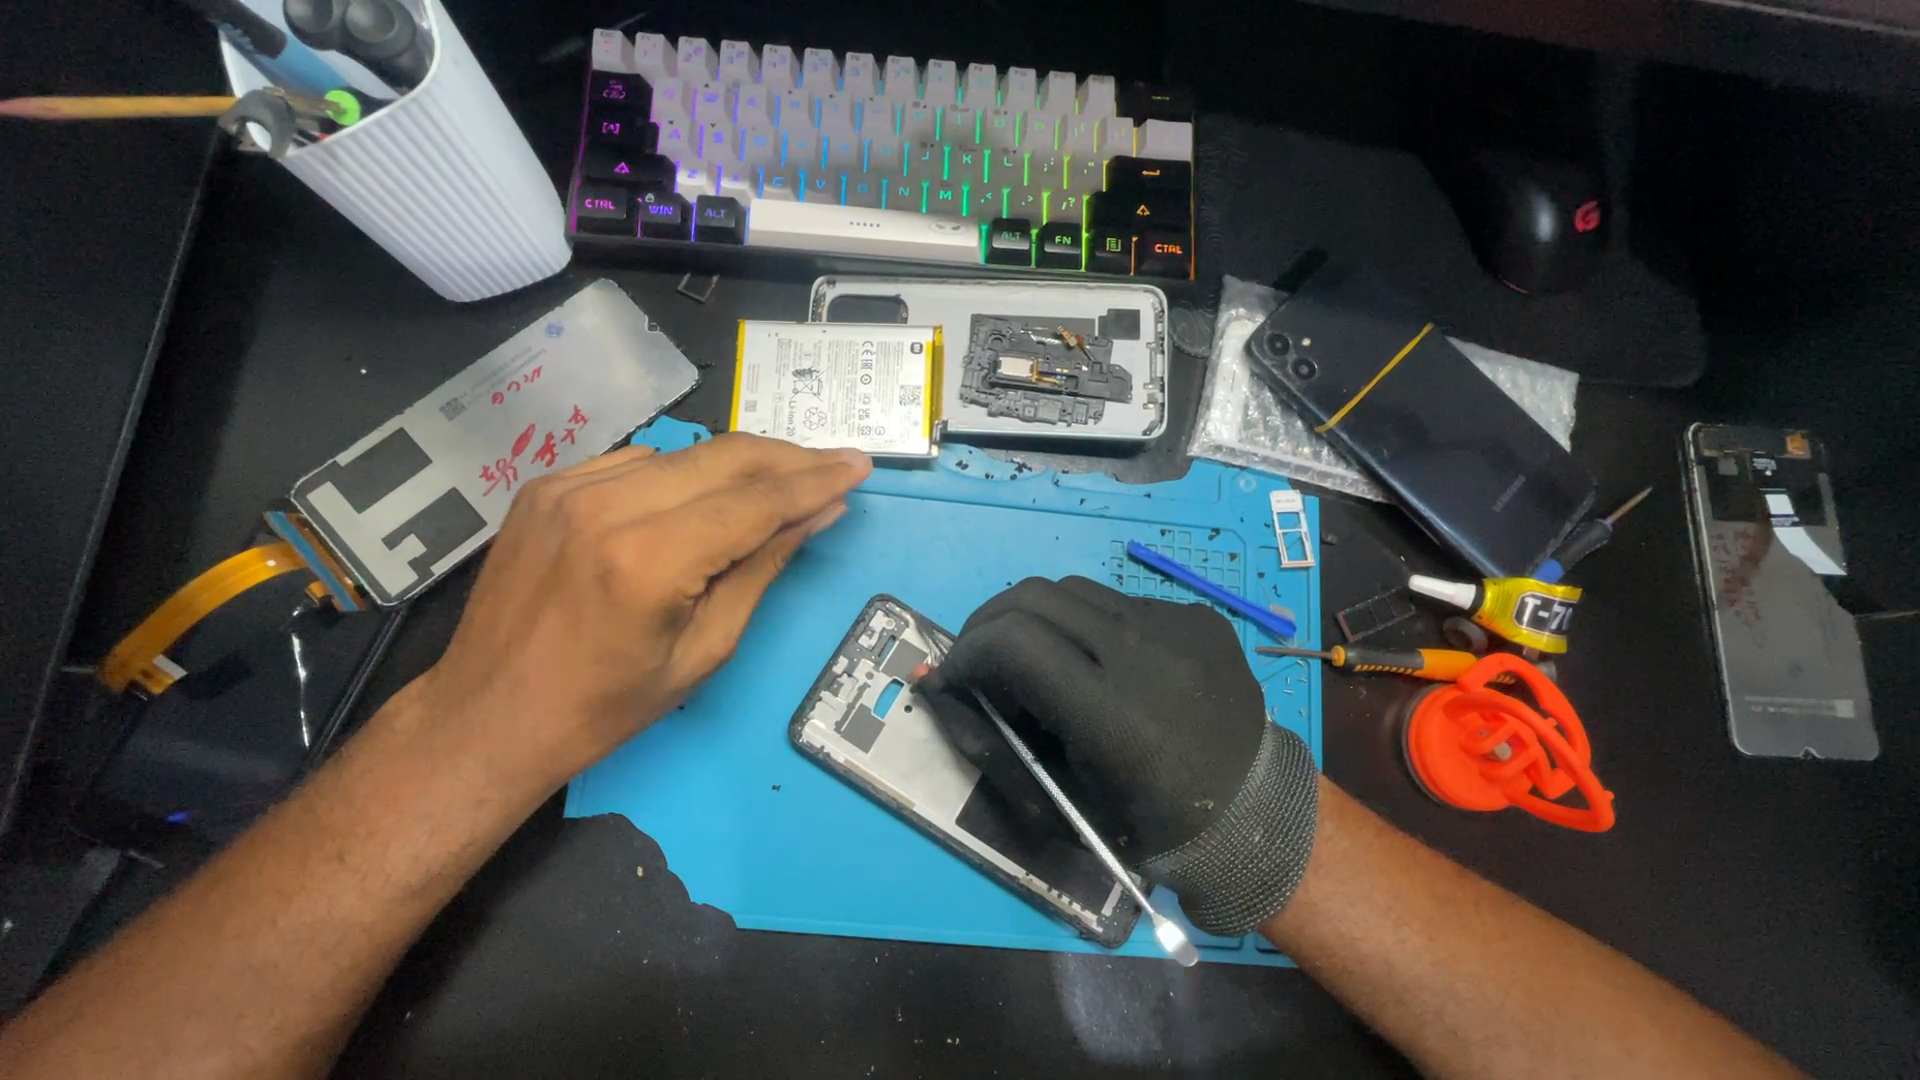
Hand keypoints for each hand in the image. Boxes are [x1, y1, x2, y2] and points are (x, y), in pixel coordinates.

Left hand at [408, 434, 870, 787]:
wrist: (487, 716)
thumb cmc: (606, 707)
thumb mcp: (704, 650)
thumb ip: (762, 568)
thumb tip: (818, 514)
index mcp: (649, 559)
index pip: (755, 501)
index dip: (815, 481)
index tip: (859, 465)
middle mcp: (606, 505)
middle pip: (723, 457)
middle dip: (789, 458)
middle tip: (833, 464)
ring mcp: (568, 488)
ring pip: (683, 453)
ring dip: (739, 464)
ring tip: (779, 482)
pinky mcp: (546, 486)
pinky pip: (637, 462)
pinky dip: (684, 473)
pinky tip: (705, 494)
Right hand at [916, 577, 1320, 936]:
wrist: (1257, 814)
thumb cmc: (1152, 825)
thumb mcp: (1063, 799)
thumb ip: (995, 741)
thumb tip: (937, 688)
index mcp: (1114, 713)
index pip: (1013, 641)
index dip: (966, 652)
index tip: (953, 677)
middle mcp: (1146, 652)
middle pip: (1034, 596)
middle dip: (989, 623)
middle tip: (978, 658)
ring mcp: (1178, 625)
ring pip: (1074, 589)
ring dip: (1038, 618)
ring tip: (1037, 658)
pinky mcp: (1198, 615)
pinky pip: (1121, 601)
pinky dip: (1090, 625)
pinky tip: (1102, 662)